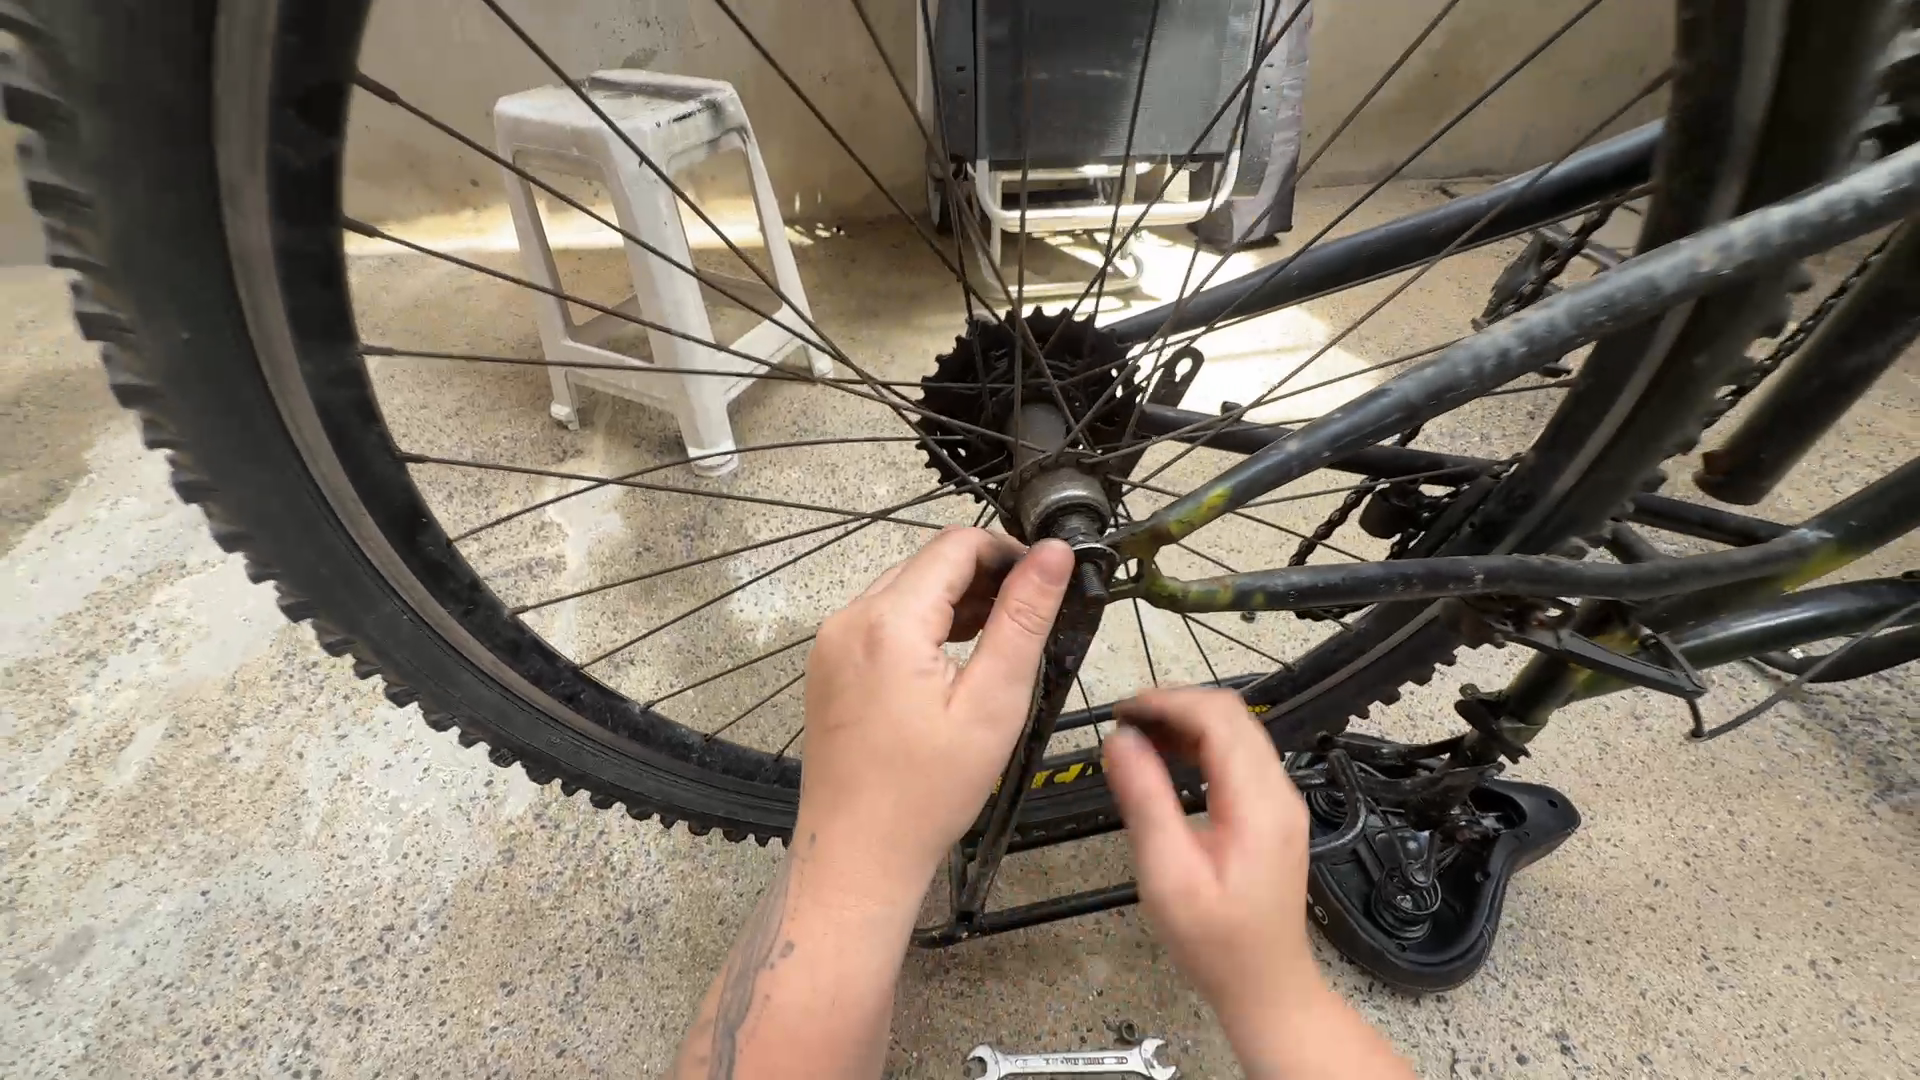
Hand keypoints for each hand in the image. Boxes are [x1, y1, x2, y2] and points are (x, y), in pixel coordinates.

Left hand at [797, 528, 1074, 904]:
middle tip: (1026, 619)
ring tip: (997, 641)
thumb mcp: (992, 702)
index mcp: (888, 621)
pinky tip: (953, 657)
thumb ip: (1023, 618)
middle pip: (927, 563)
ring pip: (905, 588)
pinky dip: (923, 623)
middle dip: (982, 577)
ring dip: (953, 600)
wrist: (857, 856)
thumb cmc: (928, 792)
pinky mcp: (829, 663)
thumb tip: (1053, 553)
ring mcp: (832, 640)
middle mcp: (849, 617)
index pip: (955, 545)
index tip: (1043, 583)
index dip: (1006, 552)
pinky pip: (883, 618)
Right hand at [1103, 688, 1324, 1028]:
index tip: (1123, 711)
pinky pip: (1237, 751)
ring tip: (1138, 734)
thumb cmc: (1215, 942)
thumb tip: (1119, 741)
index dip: (1168, 702)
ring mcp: (1279, 798)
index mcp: (1258, 805)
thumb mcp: (1168, 876)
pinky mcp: (1271, 808)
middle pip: (1230, 713)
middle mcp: (1278, 791)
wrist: (1266, 987)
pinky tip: (1166, 755)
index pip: (1218, 719)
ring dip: (1185, 719)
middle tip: (1125, 719)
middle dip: (1174, 704)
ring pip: (1235, 727)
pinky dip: (1198, 740)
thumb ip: (1145, 801)